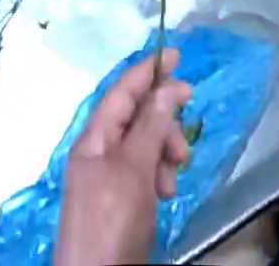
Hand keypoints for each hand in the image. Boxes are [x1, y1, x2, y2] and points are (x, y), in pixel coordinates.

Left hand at [53, 49, 193, 265]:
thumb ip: (152, 124)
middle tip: (184, 136)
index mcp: (94, 139)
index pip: (122, 90)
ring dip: (165, 150)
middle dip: (163, 120)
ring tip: (174, 173)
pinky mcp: (122, 200)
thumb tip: (169, 85)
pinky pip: (145, 168)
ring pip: (145, 142)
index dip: (148, 70)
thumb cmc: (112, 224)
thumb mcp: (135, 169)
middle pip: (136, 115)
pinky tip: (166, 192)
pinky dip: (160, 172)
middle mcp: (99, 152)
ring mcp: (109, 177)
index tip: (177, 55)